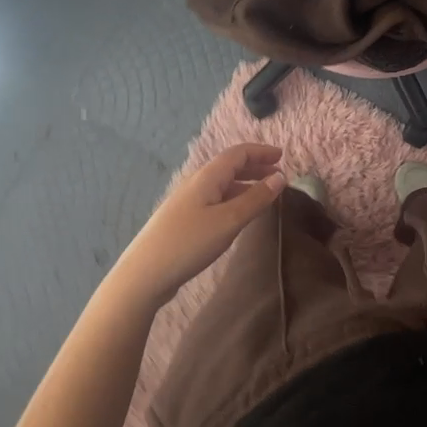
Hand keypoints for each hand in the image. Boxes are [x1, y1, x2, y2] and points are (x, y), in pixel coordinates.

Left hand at [114, 144, 284, 306]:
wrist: (144, 274)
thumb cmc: (189, 243)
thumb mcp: (228, 221)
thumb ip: (255, 199)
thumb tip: (279, 177)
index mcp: (207, 176)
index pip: (238, 153)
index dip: (261, 152)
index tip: (283, 156)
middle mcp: (196, 183)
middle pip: (229, 166)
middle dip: (255, 167)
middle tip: (278, 176)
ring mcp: (187, 202)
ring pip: (222, 185)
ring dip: (246, 185)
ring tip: (265, 196)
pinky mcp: (183, 221)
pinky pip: (215, 200)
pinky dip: (234, 200)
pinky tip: (239, 216)